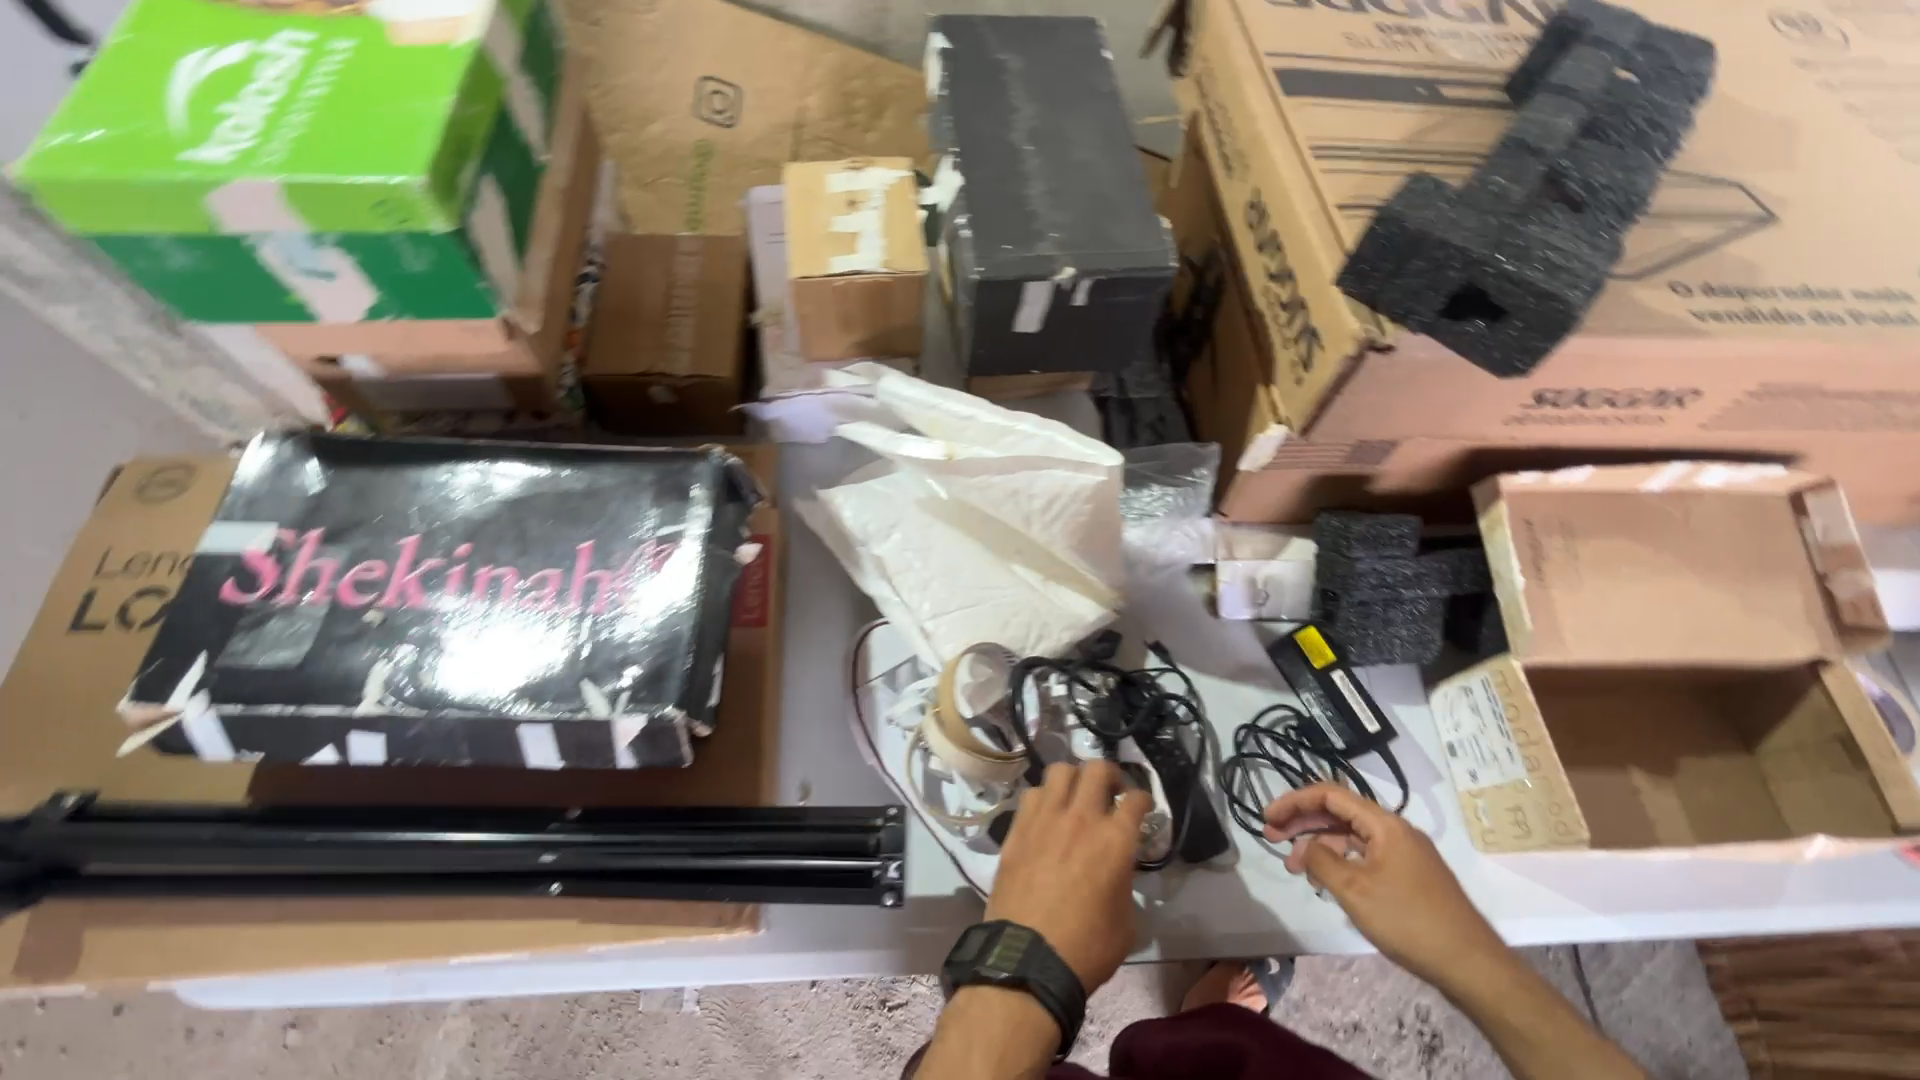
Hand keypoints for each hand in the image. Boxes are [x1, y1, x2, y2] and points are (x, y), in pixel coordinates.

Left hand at [986, 761, 1151, 992]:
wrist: (1028, 958)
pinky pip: (1032, 794)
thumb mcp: (1126, 922)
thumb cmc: (1086, 947)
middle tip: (1112, 792)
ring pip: (1060, 771)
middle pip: (1097, 769)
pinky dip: (1044, 797)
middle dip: (1110, 775)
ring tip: (1076, 796)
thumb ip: (1125, 884)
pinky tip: (1047, 814)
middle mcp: (1081, 819)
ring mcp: (1045, 819)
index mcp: (1116, 840)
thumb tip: (1117, 874)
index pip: (1136, 799)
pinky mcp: (1017, 829)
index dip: (1143, 799)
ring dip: (1074, 779)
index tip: (1142, 807)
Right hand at [1264, 784, 1506, 984]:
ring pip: (1351, 836)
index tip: (1268, 817)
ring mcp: (1404, 853)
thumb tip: (1305, 848)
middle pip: (1340, 813)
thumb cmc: (1408, 920)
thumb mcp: (1354, 890)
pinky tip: (1325, 880)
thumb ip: (1322, 861)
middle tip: (1271, 838)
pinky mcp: (1408, 875)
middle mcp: (1395, 831)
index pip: (1330, 795)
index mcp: (1385, 824)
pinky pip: (1365, 855)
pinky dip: (1339, 861)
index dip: (1294, 801)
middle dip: (1302, 822)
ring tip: (1294, 867)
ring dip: (1319, 845)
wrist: (1470, 964)